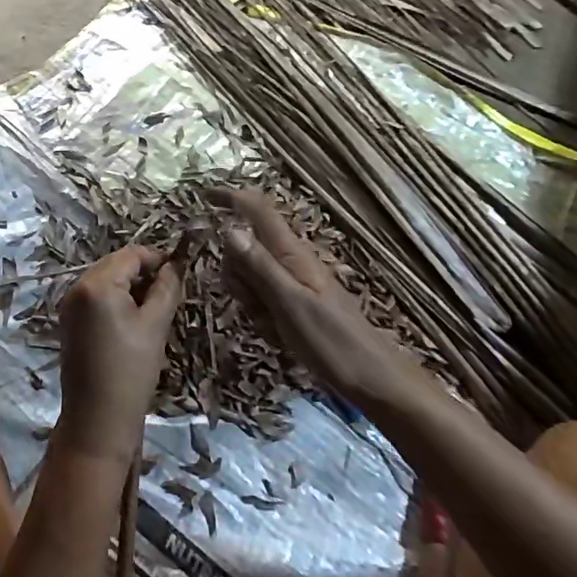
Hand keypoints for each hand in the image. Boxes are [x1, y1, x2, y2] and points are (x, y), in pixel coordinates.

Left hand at [54, 246, 182, 463]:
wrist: (97, 418)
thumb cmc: (131, 371)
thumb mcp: (155, 326)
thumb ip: (166, 289)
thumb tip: (175, 265)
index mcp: (96, 284)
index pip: (130, 254)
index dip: (157, 259)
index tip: (180, 274)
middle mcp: (76, 287)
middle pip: (115, 264)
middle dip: (142, 273)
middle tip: (169, 293)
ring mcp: (69, 305)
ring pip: (105, 281)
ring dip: (130, 287)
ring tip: (153, 310)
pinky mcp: (69, 321)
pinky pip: (95, 298)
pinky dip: (115, 301)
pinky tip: (133, 322)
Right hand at [218, 190, 413, 405]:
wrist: (373, 381)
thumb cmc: (334, 342)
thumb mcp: (289, 304)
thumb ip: (258, 265)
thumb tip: (228, 228)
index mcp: (291, 253)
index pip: (257, 210)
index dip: (231, 197)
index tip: (202, 195)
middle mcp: (290, 260)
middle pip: (244, 247)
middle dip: (235, 272)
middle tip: (251, 301)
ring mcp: (292, 282)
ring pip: (248, 275)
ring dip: (248, 298)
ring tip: (270, 323)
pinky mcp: (293, 302)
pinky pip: (260, 298)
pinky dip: (261, 314)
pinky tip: (277, 334)